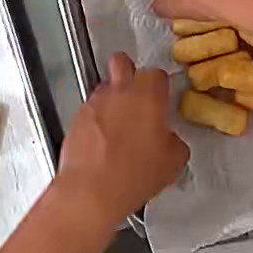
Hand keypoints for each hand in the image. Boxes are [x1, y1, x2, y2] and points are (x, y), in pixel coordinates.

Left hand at [52, 53, 189, 226]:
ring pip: (104, 87)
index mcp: (148, 95)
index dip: (160, 85)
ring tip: (119, 124)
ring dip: (112, 99)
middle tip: (136, 93)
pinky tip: (102, 141)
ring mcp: (95, 102)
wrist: (91, 190)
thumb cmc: (133, 174)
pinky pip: (89, 109)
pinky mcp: (77, 117)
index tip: (162, 98)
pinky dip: (96, 119)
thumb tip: (171, 142)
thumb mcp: (173, 162)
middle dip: (129, 71)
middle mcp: (120, 91)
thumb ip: (175, 142)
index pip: (157, 73)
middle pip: (122, 61)